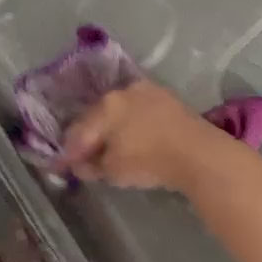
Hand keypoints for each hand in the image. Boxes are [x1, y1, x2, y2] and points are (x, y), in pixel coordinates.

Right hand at [61, 82, 236, 191]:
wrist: (198, 153)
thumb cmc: (149, 160)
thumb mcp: (113, 171)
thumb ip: (92, 166)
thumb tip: (82, 165)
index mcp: (105, 106)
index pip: (78, 130)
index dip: (69, 151)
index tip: (63, 166)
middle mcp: (124, 91)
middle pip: (99, 116)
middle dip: (91, 137)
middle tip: (86, 157)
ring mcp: (149, 91)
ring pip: (122, 112)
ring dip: (113, 129)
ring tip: (111, 149)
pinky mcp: (169, 99)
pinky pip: (142, 112)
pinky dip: (134, 125)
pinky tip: (135, 139)